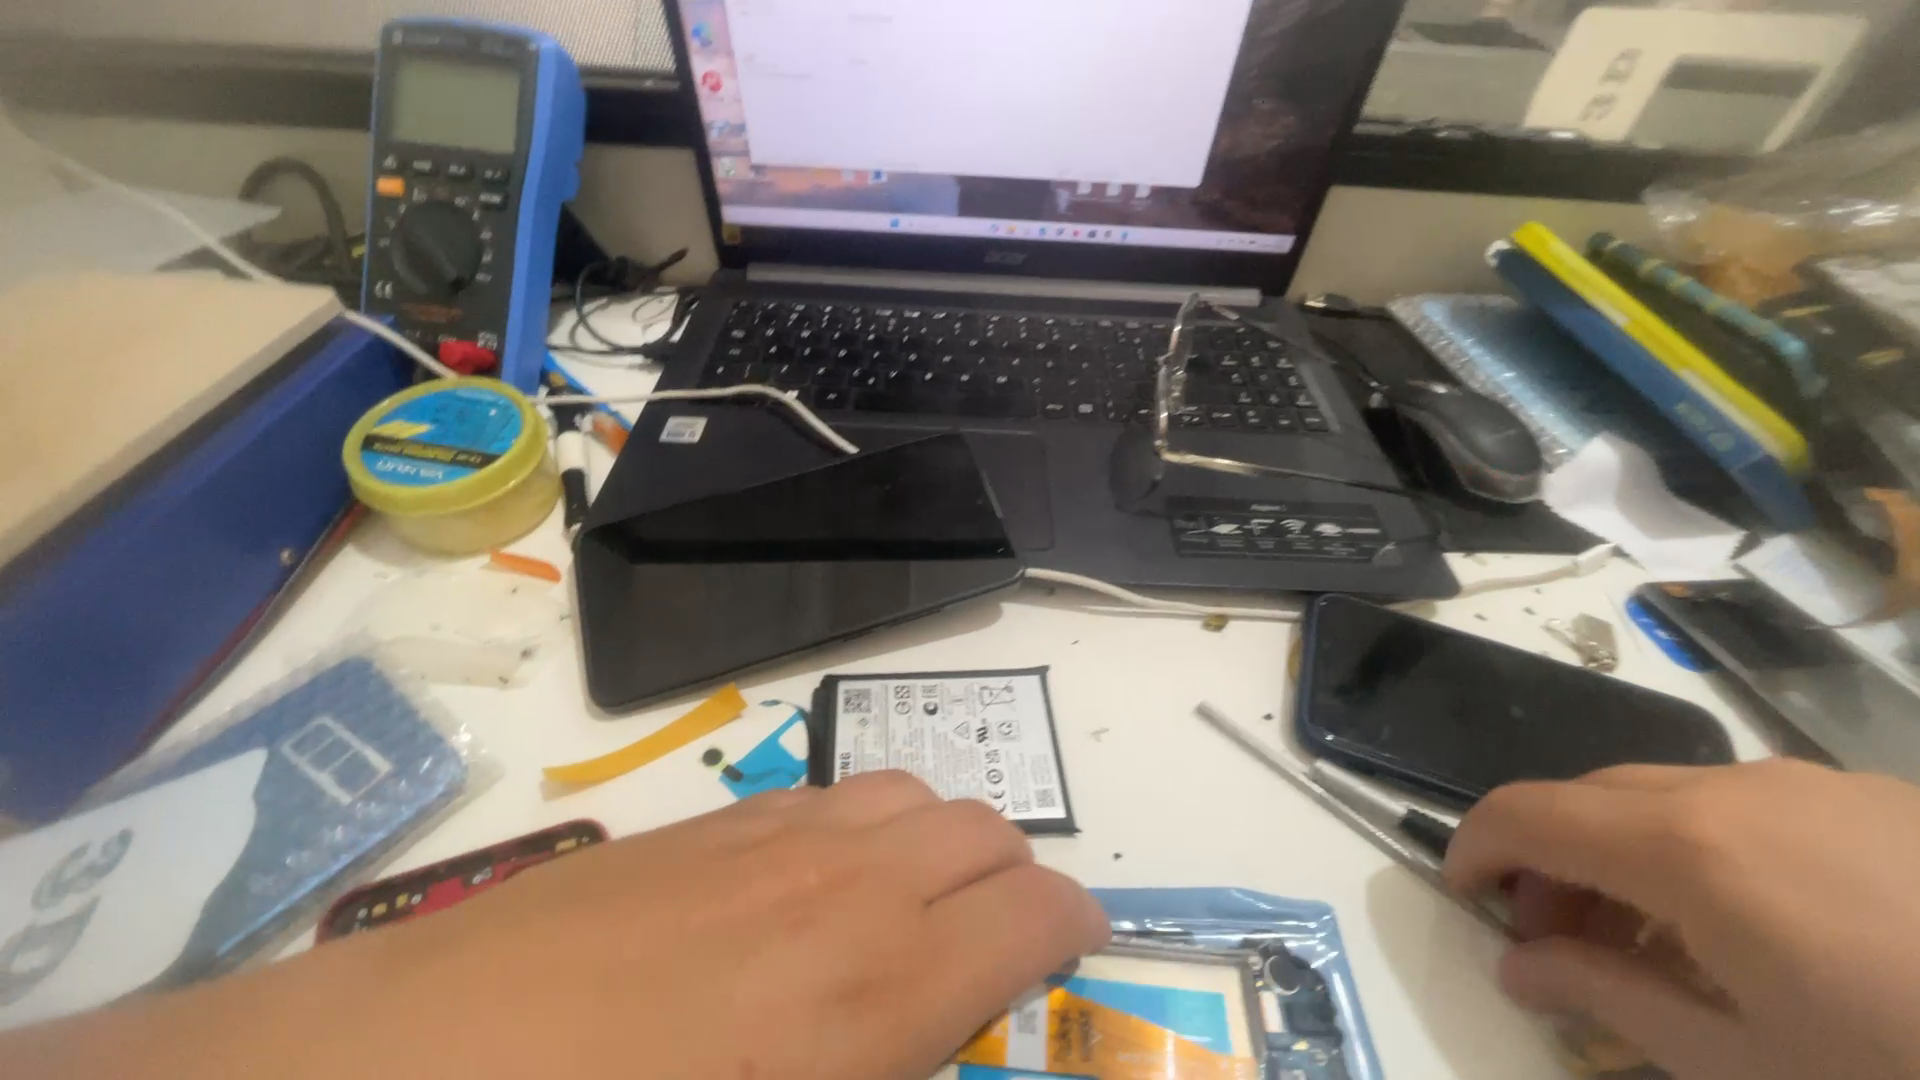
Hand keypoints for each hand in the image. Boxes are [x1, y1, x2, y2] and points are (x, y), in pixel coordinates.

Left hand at [6, 773, 1109, 1078]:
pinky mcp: (709, 824)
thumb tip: (911, 1038)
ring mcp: (776, 836)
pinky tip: (823, 877)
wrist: (411, 1073)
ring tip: (920, 899)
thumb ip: (880, 1064)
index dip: (1074, 928)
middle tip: (999, 940)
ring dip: (942, 841)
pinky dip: (864, 824)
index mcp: (883, 987)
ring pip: (912, 795)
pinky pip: (830, 794)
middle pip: (984, 834)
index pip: (1034, 914)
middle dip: (1015, 881)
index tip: (1077, 951)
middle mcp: (850, 886)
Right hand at [1446, 759, 1919, 1079]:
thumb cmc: (1911, 1062)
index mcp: (1683, 846)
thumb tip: (1517, 968)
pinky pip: (1744, 804)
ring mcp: (1812, 786)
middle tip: (1555, 940)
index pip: (1522, 814)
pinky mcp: (1880, 800)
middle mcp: (1731, 788)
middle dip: (1547, 861)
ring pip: (1662, 795)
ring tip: (1655, 937)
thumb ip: (1606, 997)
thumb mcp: (1747, 1062)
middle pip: (1585, 797)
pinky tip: (1759, 923)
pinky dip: (1701, 849)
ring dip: (1621, 853)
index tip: (1461, 896)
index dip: (1472, 848)